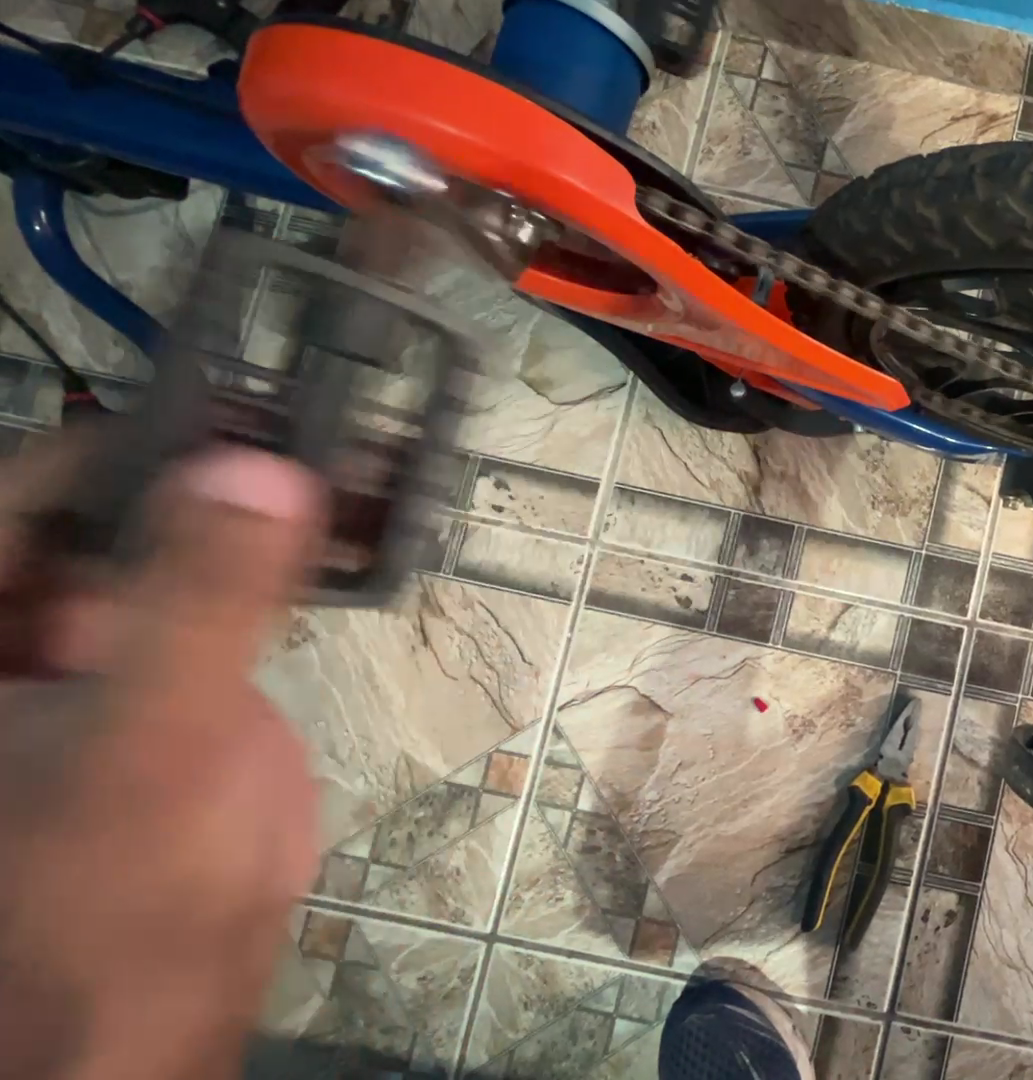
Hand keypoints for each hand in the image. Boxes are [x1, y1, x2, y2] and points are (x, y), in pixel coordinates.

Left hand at [0, 436, 323, 1079]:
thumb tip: (264, 473)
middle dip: (223, 469)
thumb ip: (203, 604)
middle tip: (330, 437)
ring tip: (366, 477)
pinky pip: (231, 588)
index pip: (24, 490)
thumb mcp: (152, 734)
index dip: (131, 439)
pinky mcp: (180, 671)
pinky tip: (357, 540)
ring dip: (272, 510)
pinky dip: (293, 558)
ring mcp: (104, 644)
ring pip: (185, 542)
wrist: (160, 983)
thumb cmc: (112, 880)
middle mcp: (21, 619)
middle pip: (117, 505)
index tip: (246, 411)